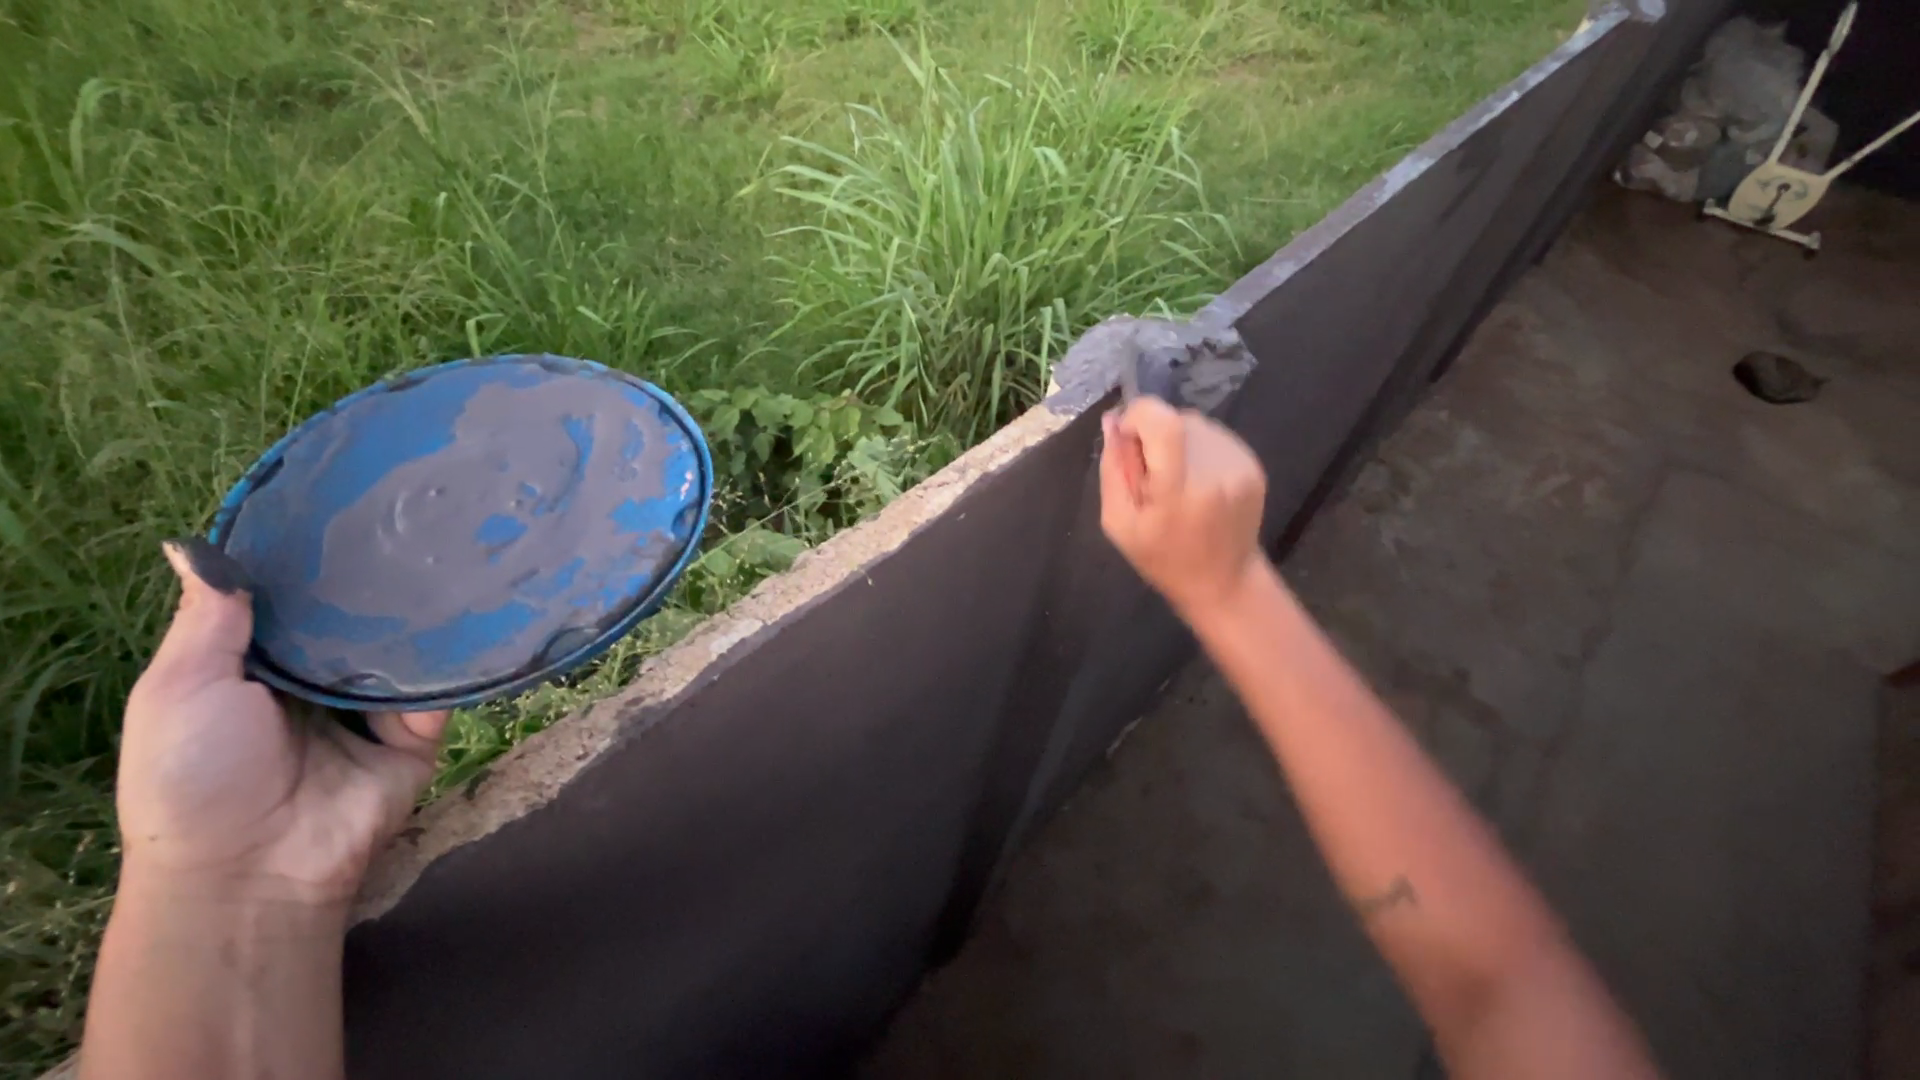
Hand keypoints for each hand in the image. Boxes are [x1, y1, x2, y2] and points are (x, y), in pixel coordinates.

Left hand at [116, 539, 448, 905]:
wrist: (256, 866)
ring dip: (423, 615)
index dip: (313, 562)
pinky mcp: (420, 731)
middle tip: (413, 521)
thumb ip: (207, 623)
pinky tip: (473, 616)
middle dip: (378, 583)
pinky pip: (442, 687)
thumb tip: (192, 544)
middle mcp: (323, 681)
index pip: (297, 603)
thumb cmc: (197, 776)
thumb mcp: (181, 691)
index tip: (344, 511)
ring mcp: (376, 706)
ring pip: (406, 648)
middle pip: (358, 620)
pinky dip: (455, 660)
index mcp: (263, 668)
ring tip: (456, 555)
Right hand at [1099, 397, 1268, 617]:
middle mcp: (1214, 468)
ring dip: (1177, 442)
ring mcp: (1239, 464)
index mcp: (1178, 487)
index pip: (1161, 419)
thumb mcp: (1119, 523)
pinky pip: (1214, 436)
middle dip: (1154, 436)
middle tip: (1152, 476)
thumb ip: (1114, 470)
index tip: (1128, 443)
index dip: (1137, 418)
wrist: (1224, 580)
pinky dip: (1198, 450)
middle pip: (1175, 418)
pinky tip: (1198, 483)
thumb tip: (1113, 421)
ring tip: (1177, 481)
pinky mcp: (1252, 463)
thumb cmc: (1162, 558)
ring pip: (1195, 423)